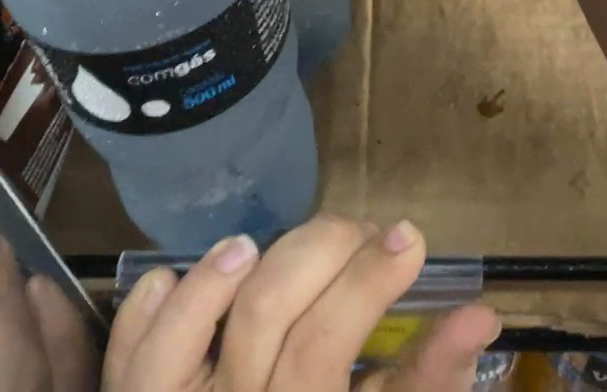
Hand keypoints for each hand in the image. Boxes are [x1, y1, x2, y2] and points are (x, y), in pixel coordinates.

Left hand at [105, 214, 500, 391]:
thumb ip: (428, 383)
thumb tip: (480, 315)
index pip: (325, 345)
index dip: (368, 282)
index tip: (410, 233)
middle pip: (266, 314)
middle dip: (321, 251)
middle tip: (362, 230)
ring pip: (185, 330)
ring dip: (220, 274)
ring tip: (255, 242)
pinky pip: (127, 350)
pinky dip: (149, 304)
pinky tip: (173, 274)